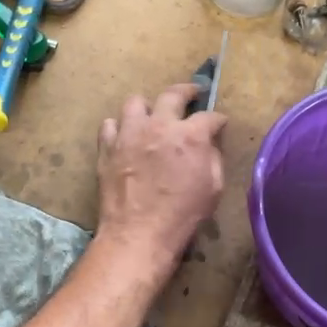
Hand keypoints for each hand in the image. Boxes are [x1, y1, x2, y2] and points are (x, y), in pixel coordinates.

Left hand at [94, 84, 227, 260]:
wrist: (138, 234)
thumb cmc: (182, 216)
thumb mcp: (213, 188)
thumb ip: (212, 158)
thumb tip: (208, 145)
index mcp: (190, 136)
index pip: (209, 116)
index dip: (217, 119)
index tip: (219, 123)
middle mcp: (159, 126)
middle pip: (172, 94)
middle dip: (186, 92)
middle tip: (191, 94)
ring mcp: (129, 133)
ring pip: (135, 102)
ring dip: (147, 107)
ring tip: (151, 115)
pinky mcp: (107, 147)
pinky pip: (110, 125)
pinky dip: (120, 127)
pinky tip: (125, 137)